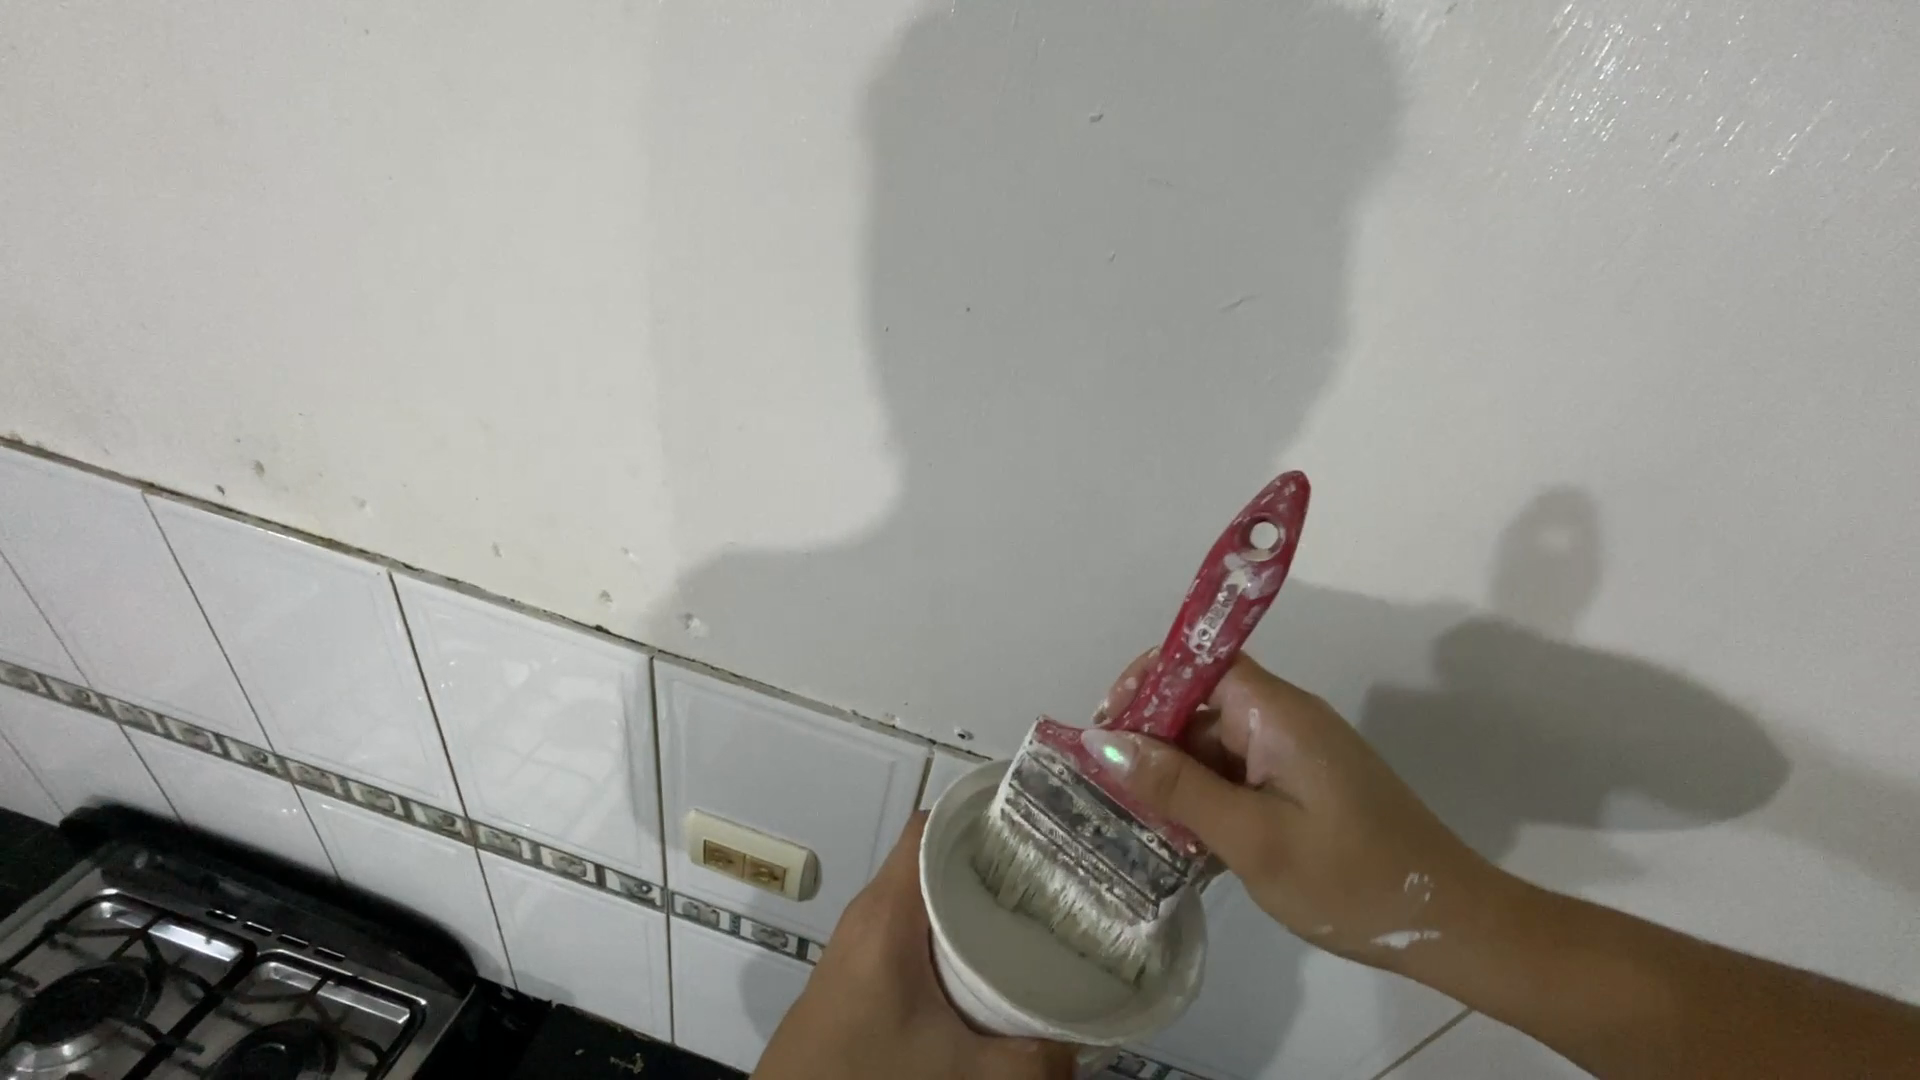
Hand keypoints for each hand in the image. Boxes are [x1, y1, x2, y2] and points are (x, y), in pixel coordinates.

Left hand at [752, 813, 1075, 1079]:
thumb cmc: (865, 1072)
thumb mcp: (956, 1072)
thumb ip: (1027, 1062)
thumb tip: (1079, 1047)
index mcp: (887, 911)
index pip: (926, 827)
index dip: (973, 816)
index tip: (1023, 827)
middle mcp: (869, 911)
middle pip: (927, 855)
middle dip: (981, 857)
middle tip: (1037, 870)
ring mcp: (859, 937)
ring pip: (917, 890)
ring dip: (960, 891)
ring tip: (1016, 904)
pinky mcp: (856, 964)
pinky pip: (906, 920)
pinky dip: (941, 922)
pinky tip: (974, 951)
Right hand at [1084, 652, 1505, 972]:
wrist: (1451, 927)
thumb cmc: (1349, 879)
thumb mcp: (1250, 838)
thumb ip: (1176, 786)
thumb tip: (1104, 742)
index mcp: (1275, 712)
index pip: (1198, 661)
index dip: (1146, 681)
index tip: (1107, 728)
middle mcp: (1282, 717)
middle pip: (1198, 701)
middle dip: (1151, 736)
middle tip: (1114, 786)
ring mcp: (1291, 750)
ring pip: (1211, 740)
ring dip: (1175, 772)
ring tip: (1143, 819)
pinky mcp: (1297, 780)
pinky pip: (1233, 770)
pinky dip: (1203, 794)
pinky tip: (1184, 836)